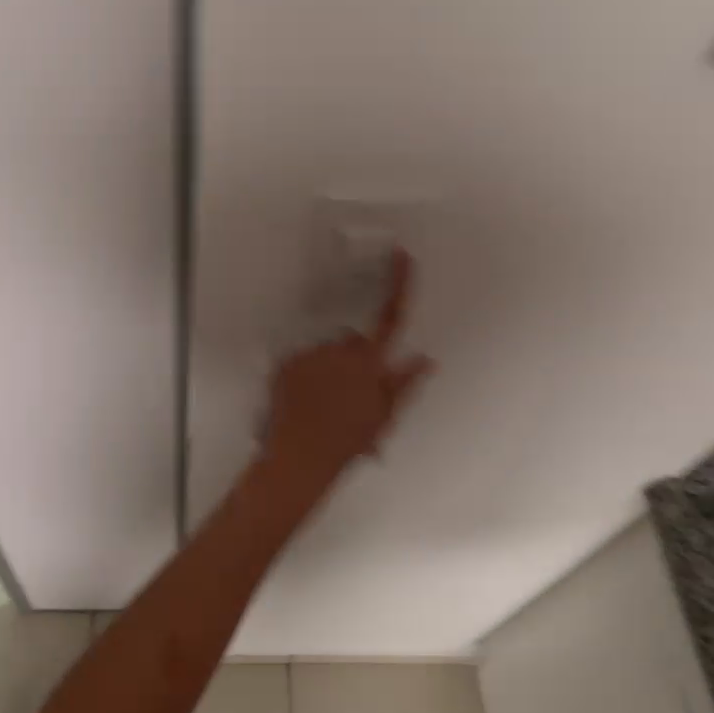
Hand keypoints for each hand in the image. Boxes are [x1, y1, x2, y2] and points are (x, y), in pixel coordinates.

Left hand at [261, 248, 434, 478]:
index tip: (401, 255)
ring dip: (328, 367)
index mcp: (370, 363)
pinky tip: (305, 400)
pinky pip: (302, 361)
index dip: (398, 284)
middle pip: (353, 339)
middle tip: (350, 392)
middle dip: (354, 356)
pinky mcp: (286, 363)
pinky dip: (305, 374)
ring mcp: (311, 355)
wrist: (300, 457)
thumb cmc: (348, 443)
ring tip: (324, 403)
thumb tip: (426, 359)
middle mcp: (340, 350)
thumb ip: (405, 384)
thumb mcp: (385, 417)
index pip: (390, 316)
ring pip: (326, 351)